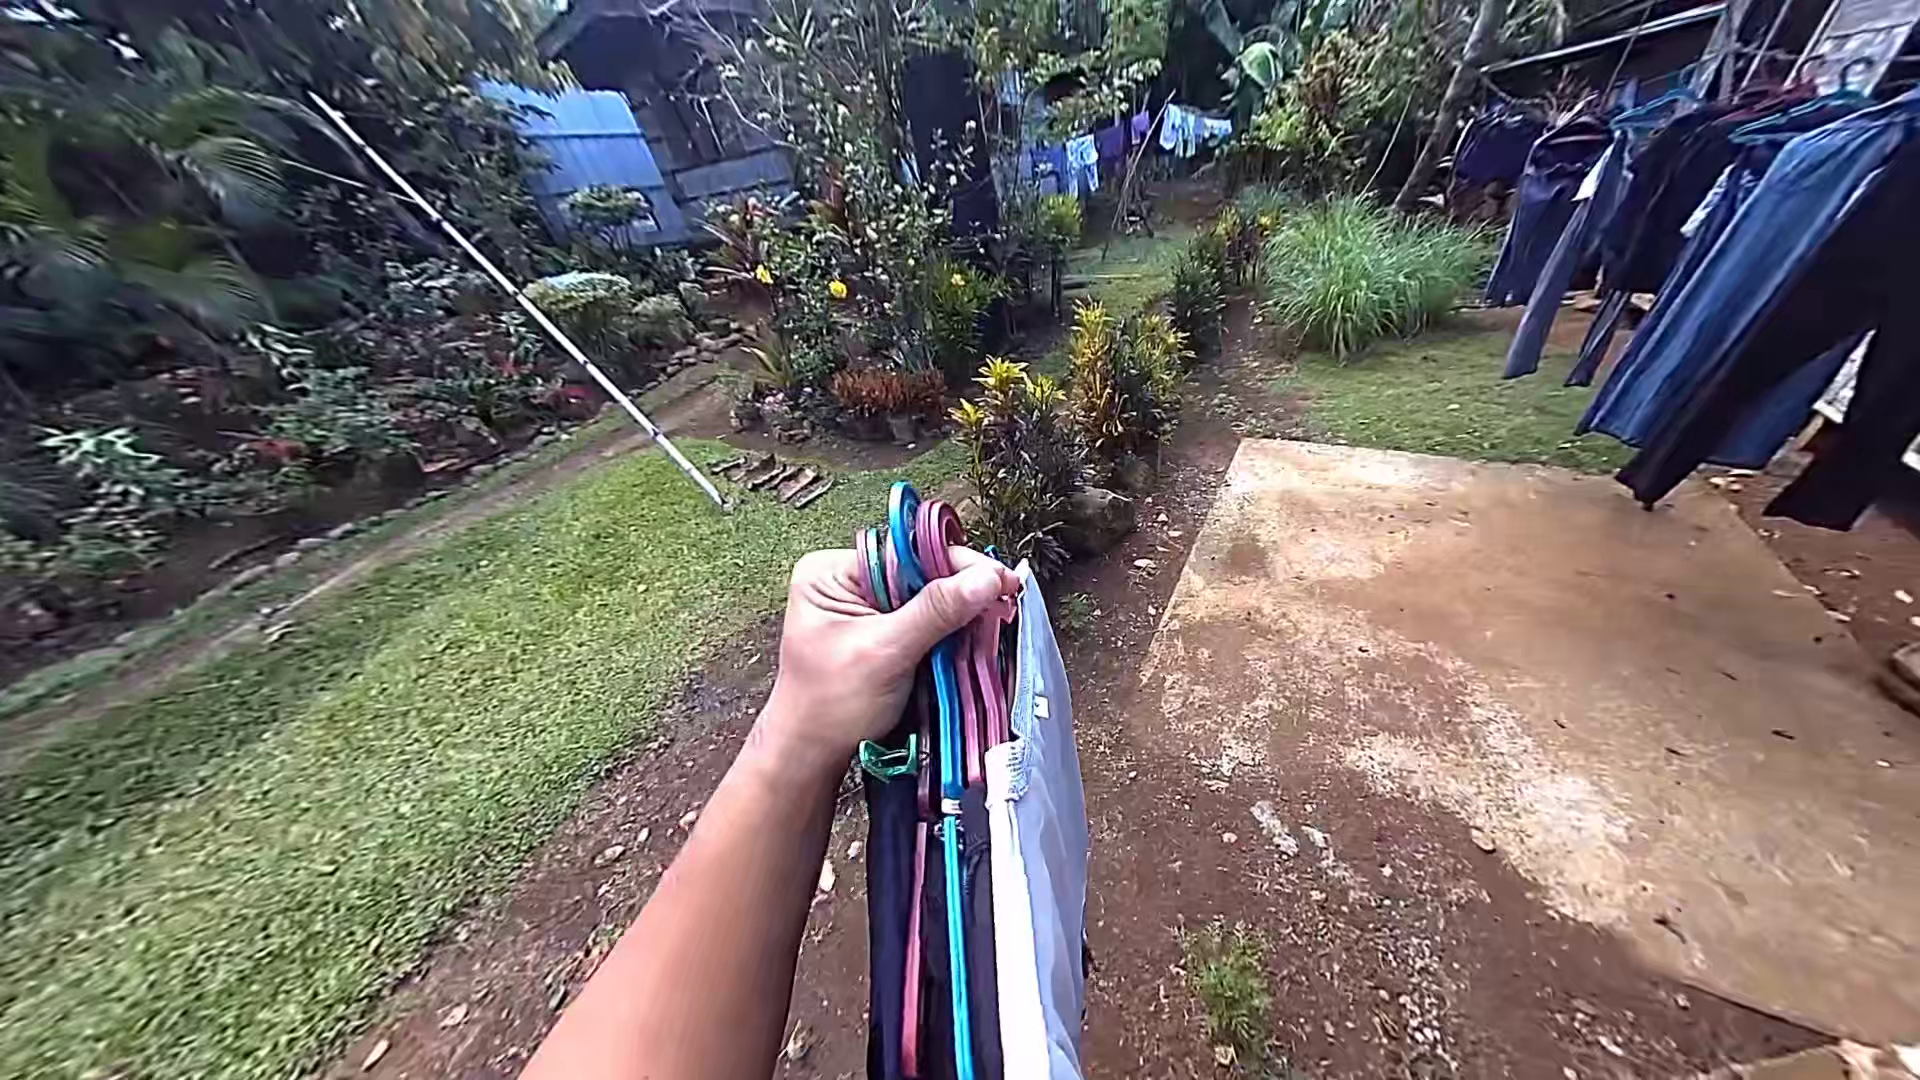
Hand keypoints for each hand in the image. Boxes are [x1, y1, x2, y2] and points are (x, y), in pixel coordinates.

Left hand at [757, 546, 1018, 775]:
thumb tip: (986, 577)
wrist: (813, 757)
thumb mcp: (884, 652)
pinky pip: (926, 618)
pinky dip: (952, 626)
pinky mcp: (885, 631)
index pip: (906, 552)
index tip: (998, 577)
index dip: (955, 562)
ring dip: (962, 607)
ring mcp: (868, 606)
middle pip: (920, 570)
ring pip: (928, 594)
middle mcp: (850, 581)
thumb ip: (936, 611)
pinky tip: (977, 629)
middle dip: (963, 585)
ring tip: (999, 613)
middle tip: (1006, 596)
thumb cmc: (830, 707)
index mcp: (833, 573)